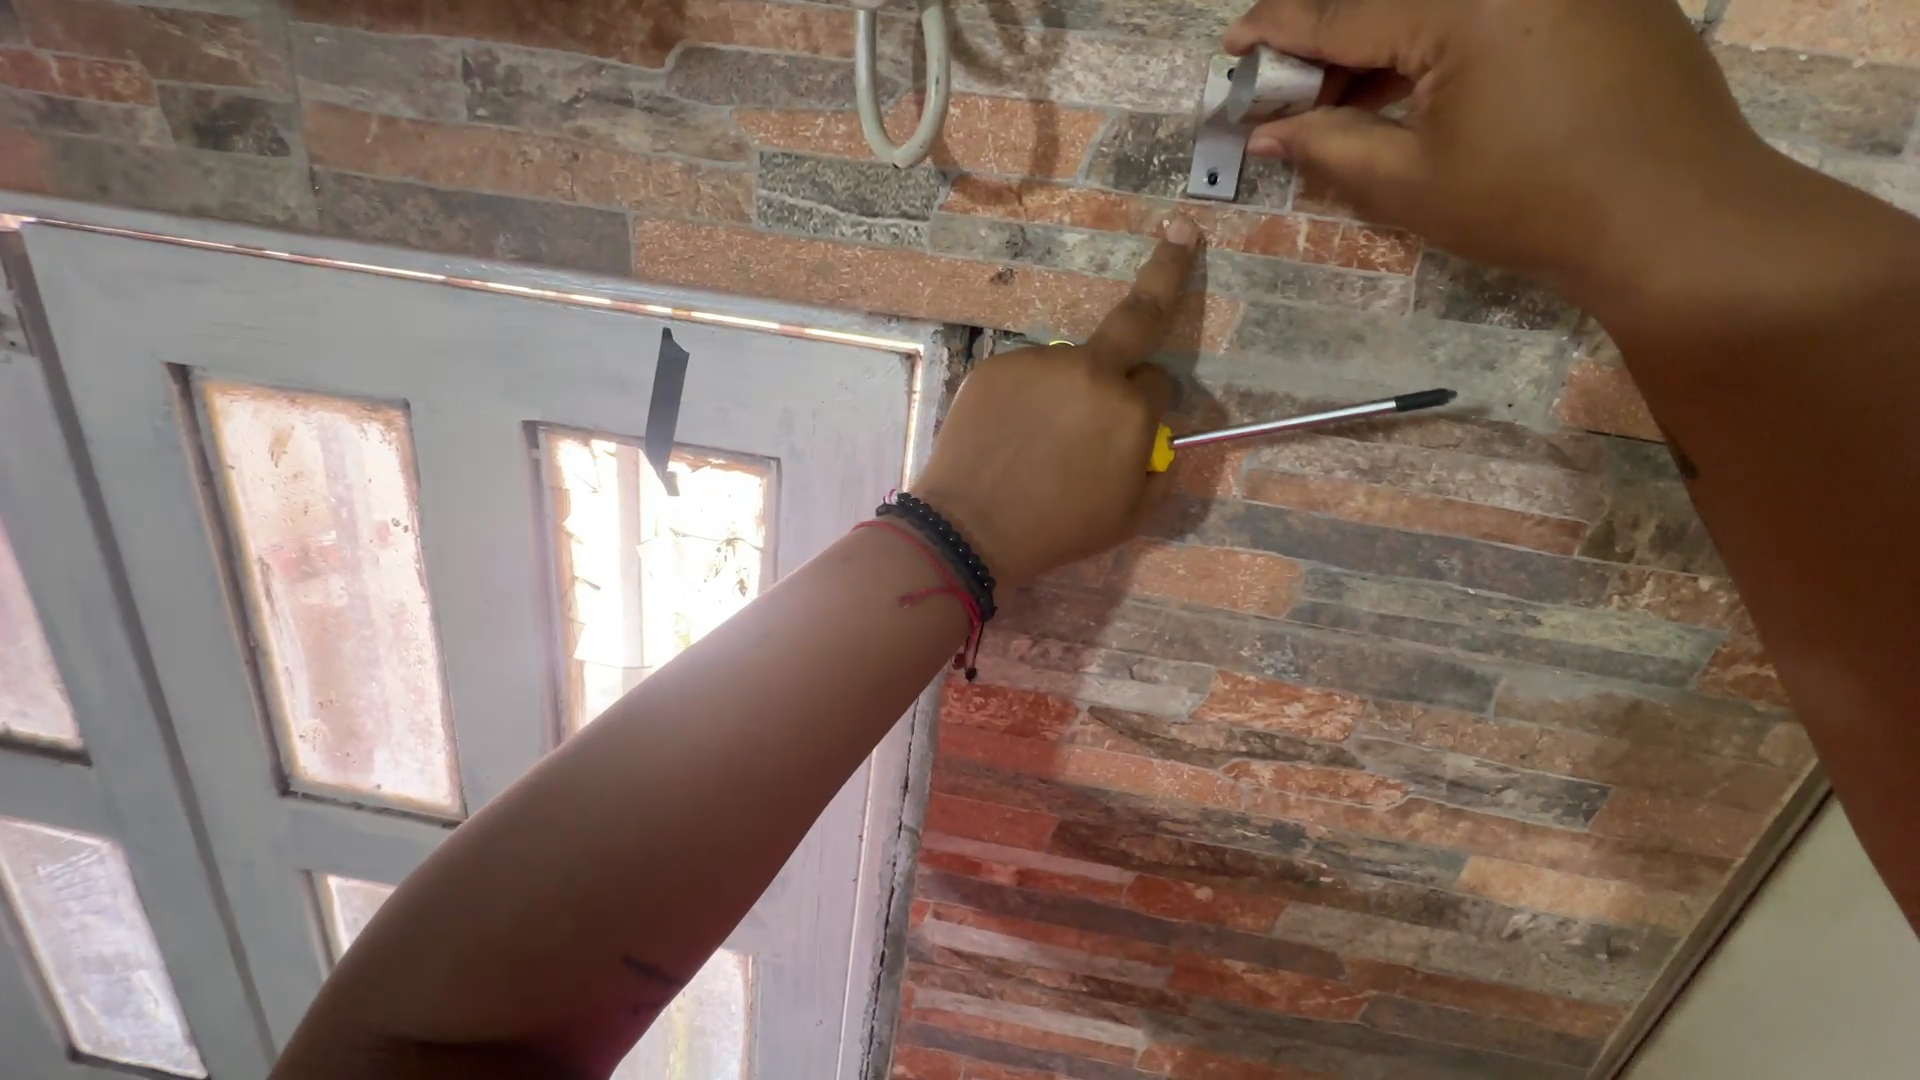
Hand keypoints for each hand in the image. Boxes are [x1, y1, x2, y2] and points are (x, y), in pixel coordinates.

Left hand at [910, 217, 1198, 590]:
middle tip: (1180, 233)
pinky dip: (1024, 397)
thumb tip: (1162, 443)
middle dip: (1167, 270)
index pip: (1160, 381)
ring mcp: (1037, 362)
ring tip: (1034, 440)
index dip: (1149, 404)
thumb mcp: (1128, 519)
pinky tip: (1008, 433)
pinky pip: (1024, 376)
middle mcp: (1089, 370)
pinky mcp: (994, 366)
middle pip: (1135, 319)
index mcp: (1131, 409)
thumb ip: (1160, 473)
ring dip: (1066, 387)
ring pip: (1069, 363)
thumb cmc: (1055, 530)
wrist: (969, 529)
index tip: (1138, 419)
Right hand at [1225, 0, 1782, 300]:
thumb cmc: (1525, 206)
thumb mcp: (1406, 184)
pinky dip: (1433, 39)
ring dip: (1378, 42)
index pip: (1344, 12)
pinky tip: (1405, 84)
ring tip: (1335, 99)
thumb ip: (1327, 145)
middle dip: (1326, 40)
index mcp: (1466, 2)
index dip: (1278, 29)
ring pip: (1437, 2)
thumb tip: (1266, 131)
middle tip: (1282, 88)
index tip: (1230, 40)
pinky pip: (1486, 7)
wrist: (1671, 215)